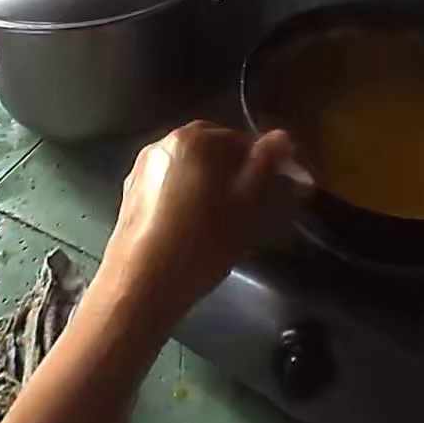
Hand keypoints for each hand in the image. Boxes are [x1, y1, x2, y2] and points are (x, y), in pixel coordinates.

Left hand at [89, 122, 296, 332]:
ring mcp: (145, 165)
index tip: (291, 185)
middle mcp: (166, 142)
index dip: (271, 163)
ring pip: (193, 163)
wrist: (140, 285)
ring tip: (231, 211)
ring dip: (215, 177)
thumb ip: (265, 164)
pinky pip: (173, 179)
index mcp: (195, 140)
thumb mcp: (245, 205)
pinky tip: (198, 219)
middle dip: (241, 167)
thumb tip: (282, 136)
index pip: (244, 141)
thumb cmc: (201, 244)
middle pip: (216, 147)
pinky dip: (190, 189)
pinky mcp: (132, 189)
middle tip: (261, 198)